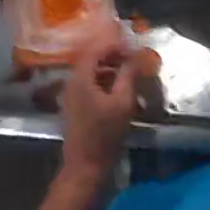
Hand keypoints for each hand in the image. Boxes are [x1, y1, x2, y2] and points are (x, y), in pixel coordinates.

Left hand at [58, 42, 150, 189]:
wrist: (85, 165)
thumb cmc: (104, 134)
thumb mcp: (122, 103)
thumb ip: (128, 75)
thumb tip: (137, 55)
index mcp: (80, 77)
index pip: (95, 49)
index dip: (113, 44)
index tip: (132, 44)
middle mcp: (72, 81)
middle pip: (92, 59)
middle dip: (113, 56)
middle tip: (134, 58)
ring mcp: (72, 94)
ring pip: (92, 73)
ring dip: (111, 70)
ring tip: (131, 74)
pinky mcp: (76, 106)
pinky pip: (91, 85)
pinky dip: (106, 83)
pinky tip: (121, 92)